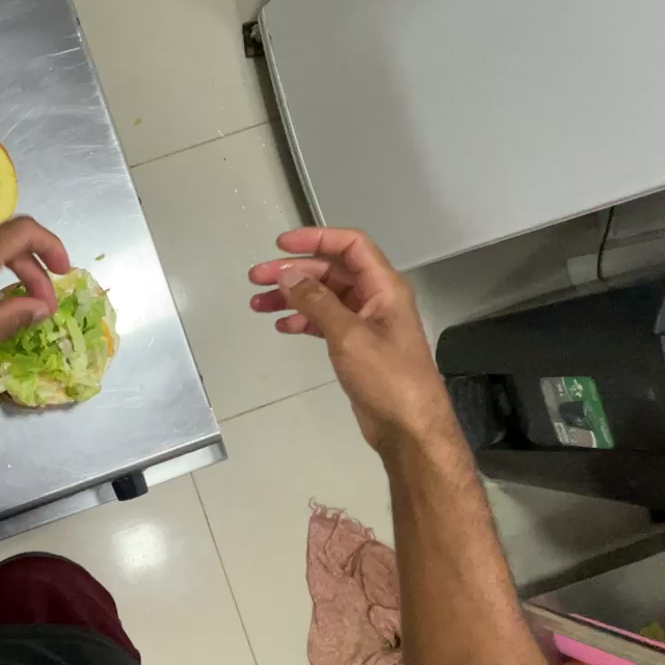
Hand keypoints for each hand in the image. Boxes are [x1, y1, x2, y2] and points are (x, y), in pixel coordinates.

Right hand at [248, 227, 456, 454]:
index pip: (350, 247)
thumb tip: (288, 275)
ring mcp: (364, 323)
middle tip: (257, 278)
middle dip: (293, 272)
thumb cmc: (387, 377)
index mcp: (383, 287)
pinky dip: (302, 320)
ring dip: (291, 297)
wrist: (407, 426)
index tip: (281, 245)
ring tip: (259, 304)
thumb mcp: (349, 335)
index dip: (316, 239)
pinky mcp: (354, 346)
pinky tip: (283, 326)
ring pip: (322, 298)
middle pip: (330, 272)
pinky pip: (323, 322)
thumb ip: (317, 302)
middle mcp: (374, 299)